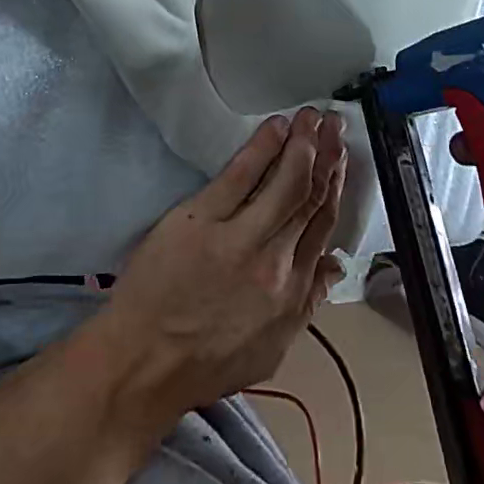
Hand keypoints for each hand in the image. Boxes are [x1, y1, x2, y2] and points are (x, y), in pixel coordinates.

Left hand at [107, 106, 347, 412]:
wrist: (143, 367)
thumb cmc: (205, 361)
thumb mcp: (270, 347)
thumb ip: (308, 303)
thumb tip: (335, 264)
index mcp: (293, 289)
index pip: (323, 223)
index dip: (336, 185)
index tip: (340, 158)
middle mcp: (275, 259)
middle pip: (310, 195)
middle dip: (327, 155)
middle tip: (334, 124)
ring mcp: (239, 237)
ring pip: (285, 181)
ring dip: (303, 144)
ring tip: (311, 117)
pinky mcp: (200, 219)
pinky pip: (240, 175)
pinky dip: (262, 148)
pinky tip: (276, 127)